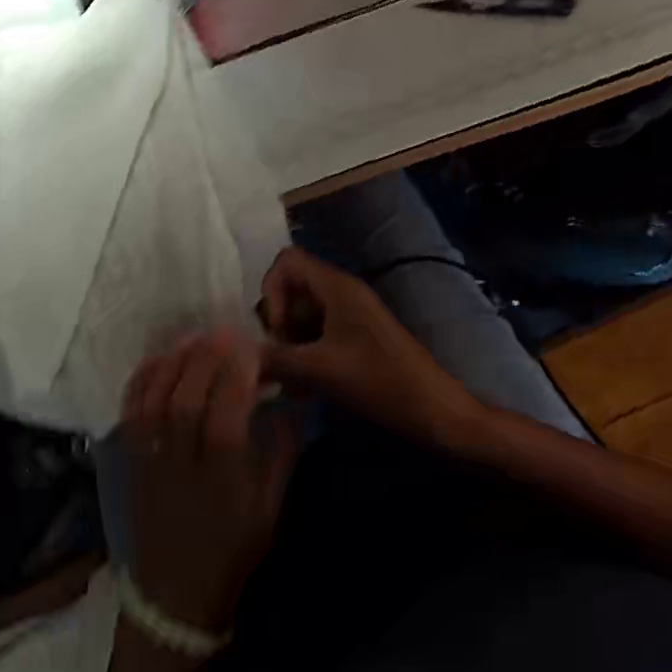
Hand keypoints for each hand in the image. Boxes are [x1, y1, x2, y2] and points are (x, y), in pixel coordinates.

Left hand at [121, 329, 295, 630]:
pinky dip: (141, 382)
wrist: (177, 592)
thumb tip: (295, 400)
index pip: (225, 418)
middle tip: (223, 330)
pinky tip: (158, 360)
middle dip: (204, 360)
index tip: (250, 348)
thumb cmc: (233, 548)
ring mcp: (150, 462)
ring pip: (154, 404)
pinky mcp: (131, 462)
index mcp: (221, 481)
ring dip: (172, 364)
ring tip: (194, 337)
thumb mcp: (271, 507)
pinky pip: (130, 416)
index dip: (236, 378)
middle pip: (184, 403)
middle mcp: (181, 466)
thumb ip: (282, 451)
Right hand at [258, 246, 489, 450]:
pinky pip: (316, 335)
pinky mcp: (354, 338)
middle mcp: (341, 293)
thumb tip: (238, 356)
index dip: (271, 291)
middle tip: (278, 361)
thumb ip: (276, 359)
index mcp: (337, 287)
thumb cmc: (380, 381)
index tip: (276, 331)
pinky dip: (304, 356)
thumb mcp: (322, 369)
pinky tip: (303, 388)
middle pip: (291, 291)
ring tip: (289, 383)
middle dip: (277, 324)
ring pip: (301, 316)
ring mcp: (349, 316)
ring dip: (289, 346)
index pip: (287, 262)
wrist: (433, 409)